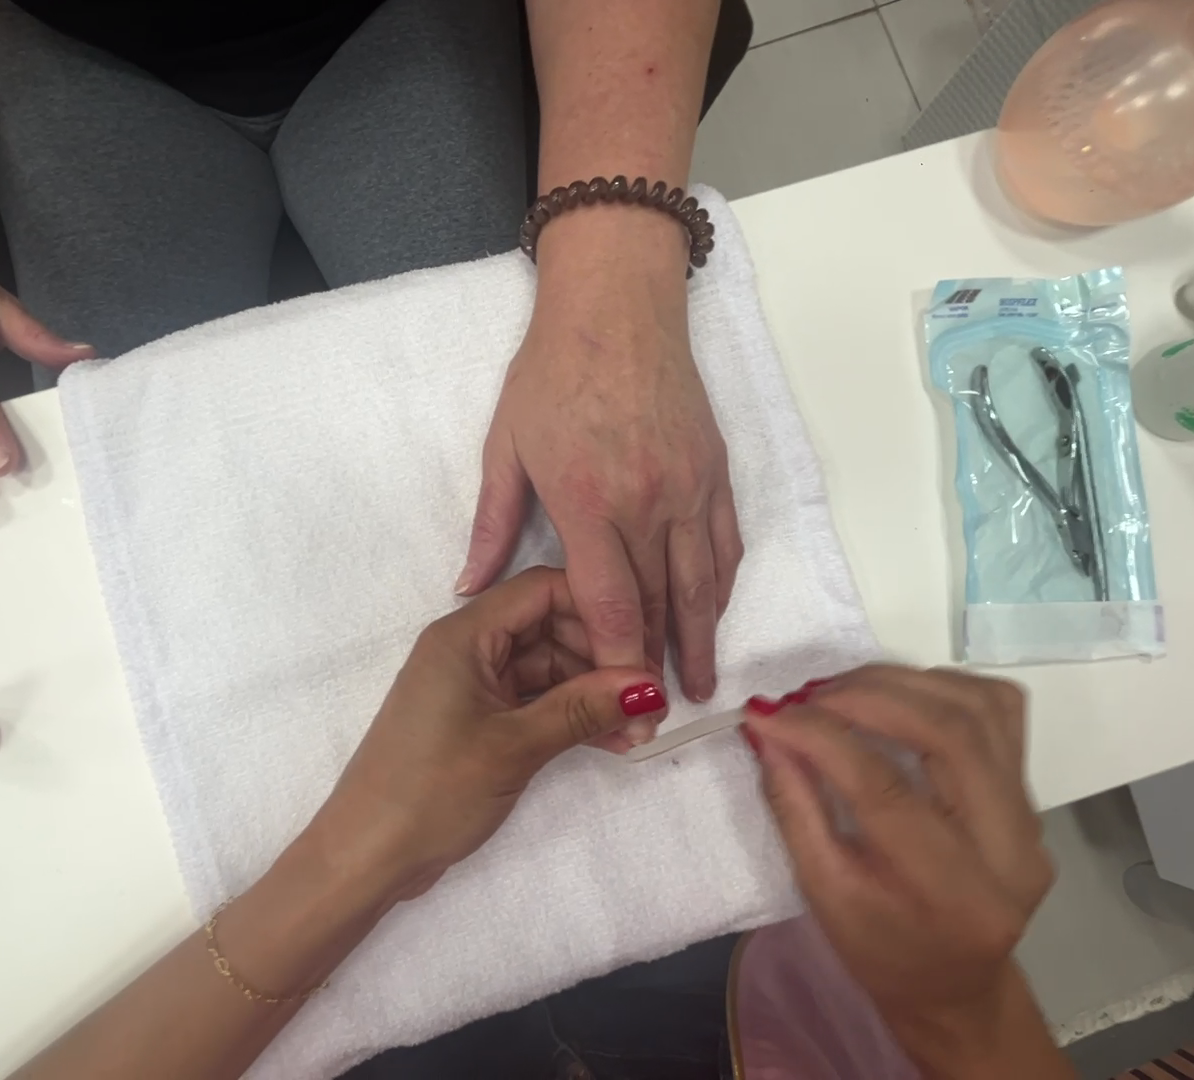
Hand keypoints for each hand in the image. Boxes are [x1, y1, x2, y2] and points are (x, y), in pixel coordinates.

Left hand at [313, 567, 668, 900]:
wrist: (367, 855)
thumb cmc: (431, 790)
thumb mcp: (513, 747)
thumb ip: (581, 709)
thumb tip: (649, 685)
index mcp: (464, 634)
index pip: (542, 590)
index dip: (597, 612)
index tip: (644, 650)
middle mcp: (468, 647)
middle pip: (548, 627)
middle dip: (601, 661)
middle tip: (649, 704)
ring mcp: (473, 685)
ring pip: (546, 668)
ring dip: (592, 695)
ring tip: (640, 732)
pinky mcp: (478, 719)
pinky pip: (534, 700)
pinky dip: (570, 717)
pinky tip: (612, 741)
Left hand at [458, 213, 740, 701]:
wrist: (615, 306)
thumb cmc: (550, 375)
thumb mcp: (505, 447)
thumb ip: (492, 525)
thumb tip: (467, 585)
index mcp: (588, 505)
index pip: (611, 607)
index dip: (619, 665)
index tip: (624, 708)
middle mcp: (648, 505)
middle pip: (660, 606)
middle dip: (660, 666)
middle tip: (661, 714)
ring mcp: (690, 489)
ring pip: (702, 585)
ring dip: (702, 641)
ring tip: (700, 686)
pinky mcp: (716, 472)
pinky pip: (726, 545)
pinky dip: (722, 588)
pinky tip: (714, 616)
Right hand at [745, 665, 1059, 1073]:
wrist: (956, 983)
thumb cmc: (879, 947)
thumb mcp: (820, 890)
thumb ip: (793, 804)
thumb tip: (766, 727)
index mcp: (951, 889)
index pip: (883, 787)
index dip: (817, 737)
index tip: (764, 713)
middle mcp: (1010, 846)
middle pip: (951, 732)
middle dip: (865, 695)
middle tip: (805, 696)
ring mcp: (1030, 814)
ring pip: (981, 707)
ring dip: (900, 682)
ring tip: (839, 691)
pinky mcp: (1028, 791)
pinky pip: (997, 709)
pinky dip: (938, 686)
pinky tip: (891, 698)